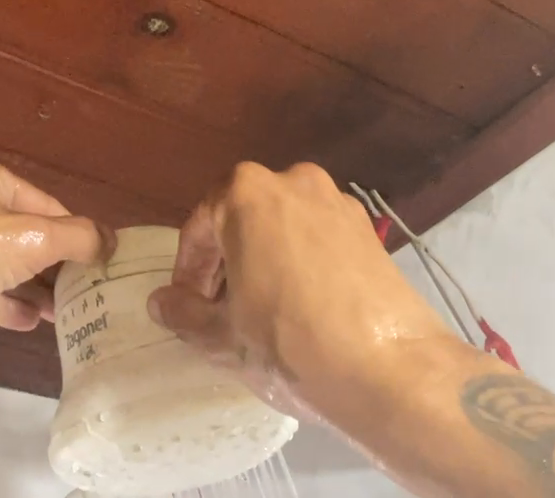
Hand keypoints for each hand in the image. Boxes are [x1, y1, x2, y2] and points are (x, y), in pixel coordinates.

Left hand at [0, 156, 112, 350]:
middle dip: (55, 262)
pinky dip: (7, 304)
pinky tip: (32, 322)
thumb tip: (111, 241)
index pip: (45, 203)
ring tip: (65, 311)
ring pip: (3, 264)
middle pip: (24, 233)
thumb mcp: (35, 237)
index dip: (74, 231)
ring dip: (34, 286)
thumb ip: (78, 237)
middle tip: (86, 290)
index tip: (100, 261)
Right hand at [146, 162, 460, 425]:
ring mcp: (336, 202)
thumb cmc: (290, 341)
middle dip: (226, 262)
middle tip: (222, 309)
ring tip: (264, 309)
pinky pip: (318, 239)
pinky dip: (303, 263)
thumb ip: (182, 314)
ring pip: (282, 227)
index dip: (188, 272)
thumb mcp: (222, 336)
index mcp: (245, 192)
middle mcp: (290, 181)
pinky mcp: (370, 231)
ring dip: (264, 259)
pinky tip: (305, 307)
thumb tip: (160, 303)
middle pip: (241, 220)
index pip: (199, 228)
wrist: (393, 373)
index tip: (188, 308)